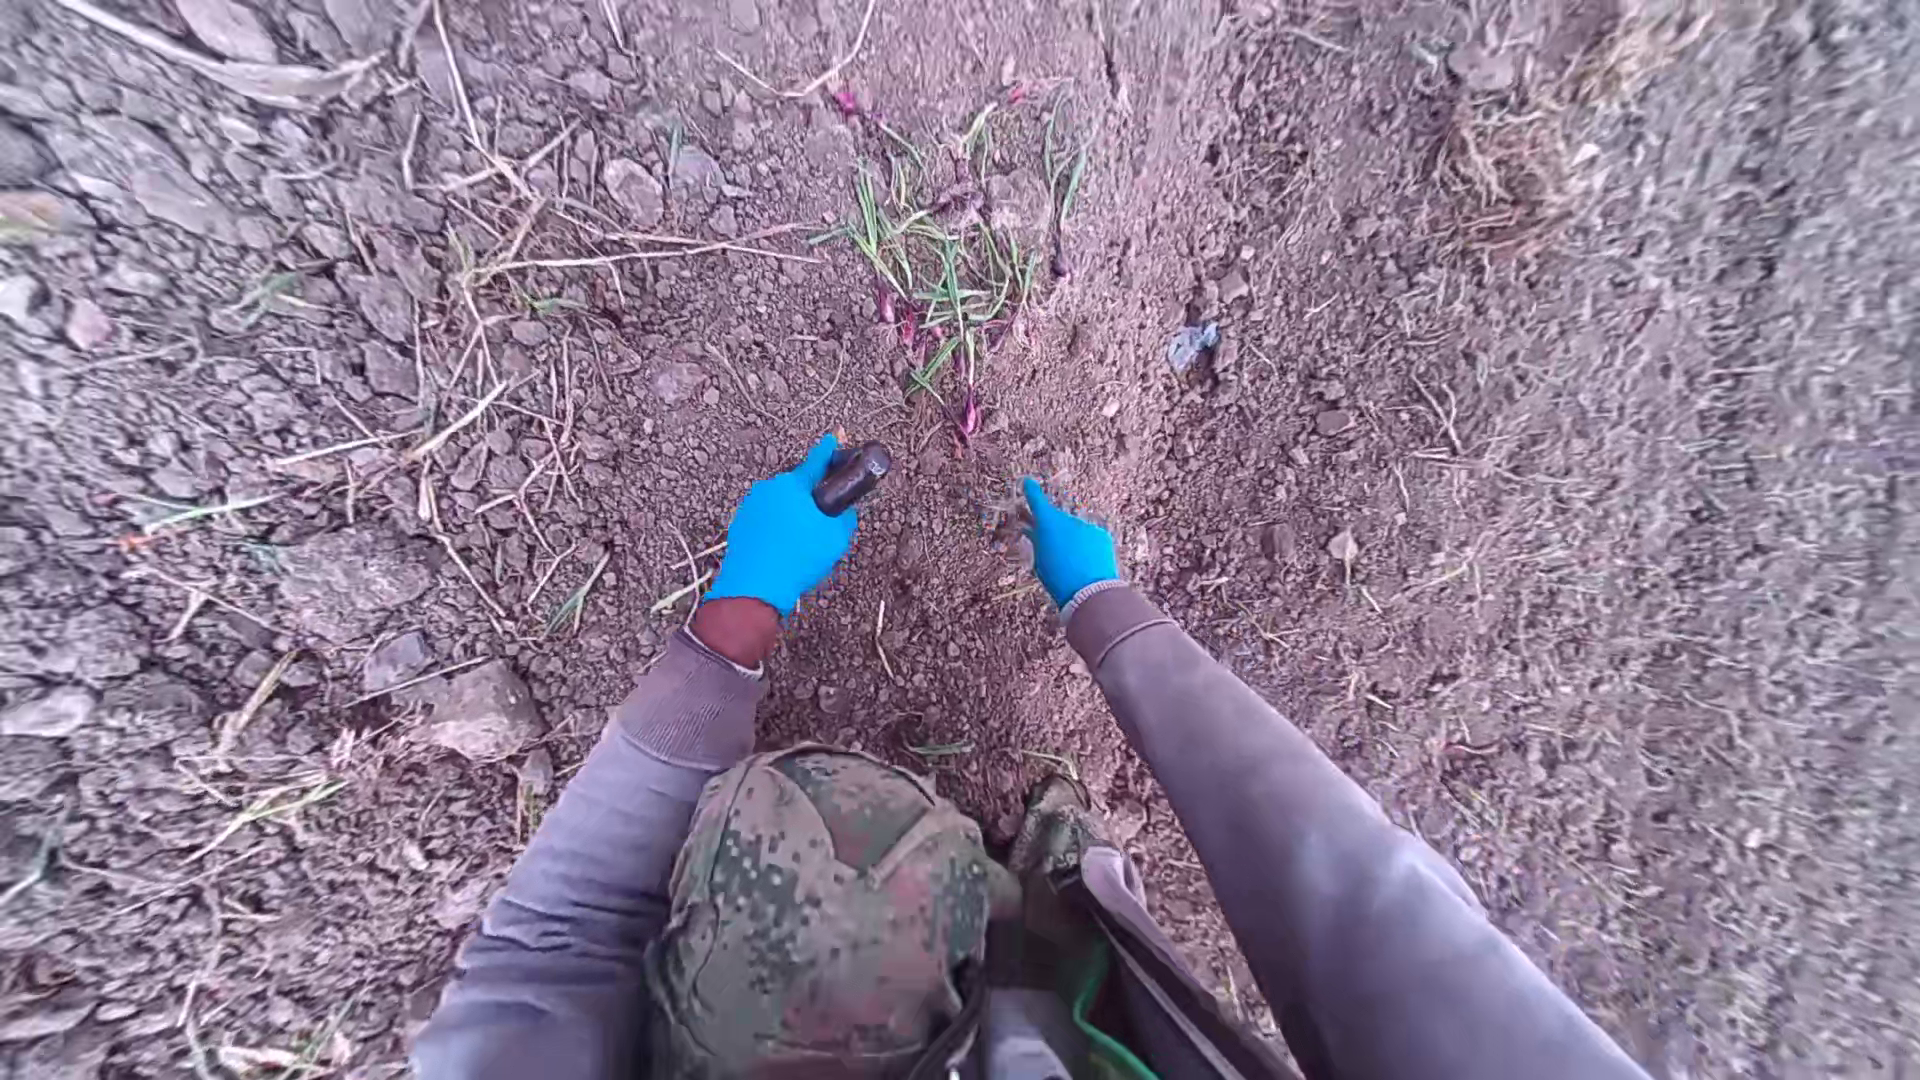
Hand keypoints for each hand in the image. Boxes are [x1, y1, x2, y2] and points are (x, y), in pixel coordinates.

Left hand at [708, 433, 859, 616]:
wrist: (755, 588)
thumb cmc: (794, 560)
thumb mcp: (835, 539)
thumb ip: (845, 519)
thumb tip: (845, 513)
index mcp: (791, 486)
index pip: (816, 461)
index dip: (829, 451)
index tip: (834, 439)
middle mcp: (768, 490)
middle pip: (798, 487)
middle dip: (811, 500)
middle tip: (824, 522)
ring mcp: (750, 507)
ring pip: (782, 505)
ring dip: (794, 517)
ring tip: (803, 544)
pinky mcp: (740, 525)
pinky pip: (767, 520)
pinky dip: (778, 529)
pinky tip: (786, 549)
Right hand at [1022, 477, 1119, 607]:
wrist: (1090, 591)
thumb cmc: (1058, 579)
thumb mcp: (1039, 560)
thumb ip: (1036, 541)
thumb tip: (1032, 529)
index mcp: (1048, 524)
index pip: (1037, 501)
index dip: (1031, 491)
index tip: (1028, 482)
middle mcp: (1067, 519)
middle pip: (1056, 520)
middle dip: (1053, 529)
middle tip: (1051, 545)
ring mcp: (1086, 525)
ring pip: (1074, 529)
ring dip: (1071, 539)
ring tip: (1071, 561)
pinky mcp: (1101, 534)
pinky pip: (1089, 536)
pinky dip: (1086, 545)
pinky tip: (1086, 561)